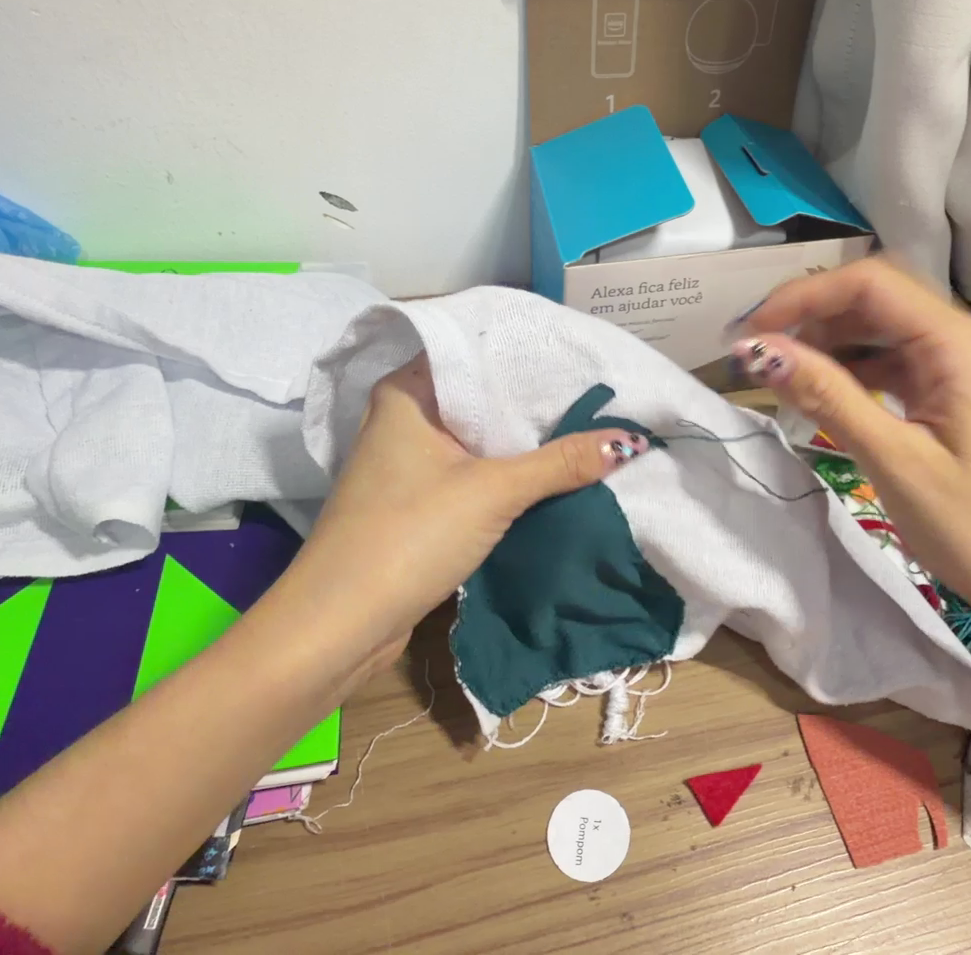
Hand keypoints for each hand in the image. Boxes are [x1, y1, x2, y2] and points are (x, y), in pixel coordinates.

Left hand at [283, 355, 650, 654]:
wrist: (340, 622)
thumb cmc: (409, 535)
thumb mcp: (493, 492)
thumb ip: (561, 463)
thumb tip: (630, 440)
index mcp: (407, 391)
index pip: (474, 349)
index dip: (527, 349)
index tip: (580, 350)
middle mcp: (404, 417)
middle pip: (481, 395)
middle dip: (535, 398)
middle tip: (599, 388)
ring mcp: (408, 461)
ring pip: (478, 437)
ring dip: (524, 438)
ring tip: (588, 421)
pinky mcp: (417, 500)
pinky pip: (472, 470)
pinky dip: (508, 470)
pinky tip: (553, 469)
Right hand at [731, 257, 970, 641]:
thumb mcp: (893, 461)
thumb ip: (826, 396)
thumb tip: (757, 350)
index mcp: (962, 345)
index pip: (871, 284)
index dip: (802, 297)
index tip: (751, 332)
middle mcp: (968, 341)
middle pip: (878, 298)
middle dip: (813, 315)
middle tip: (758, 350)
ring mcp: (966, 368)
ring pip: (885, 330)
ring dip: (830, 342)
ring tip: (780, 373)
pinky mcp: (959, 395)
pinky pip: (897, 364)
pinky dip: (854, 370)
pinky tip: (822, 393)